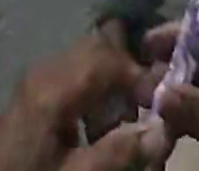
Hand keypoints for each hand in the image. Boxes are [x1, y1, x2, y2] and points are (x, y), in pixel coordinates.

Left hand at [0, 34, 165, 170]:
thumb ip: (117, 153)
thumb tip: (162, 130)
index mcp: (55, 88)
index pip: (106, 59)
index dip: (138, 75)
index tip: (162, 102)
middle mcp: (47, 69)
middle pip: (97, 45)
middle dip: (127, 69)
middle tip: (148, 104)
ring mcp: (39, 75)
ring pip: (87, 55)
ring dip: (112, 77)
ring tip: (128, 115)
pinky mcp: (36, 87)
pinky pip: (75, 70)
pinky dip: (96, 86)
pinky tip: (101, 122)